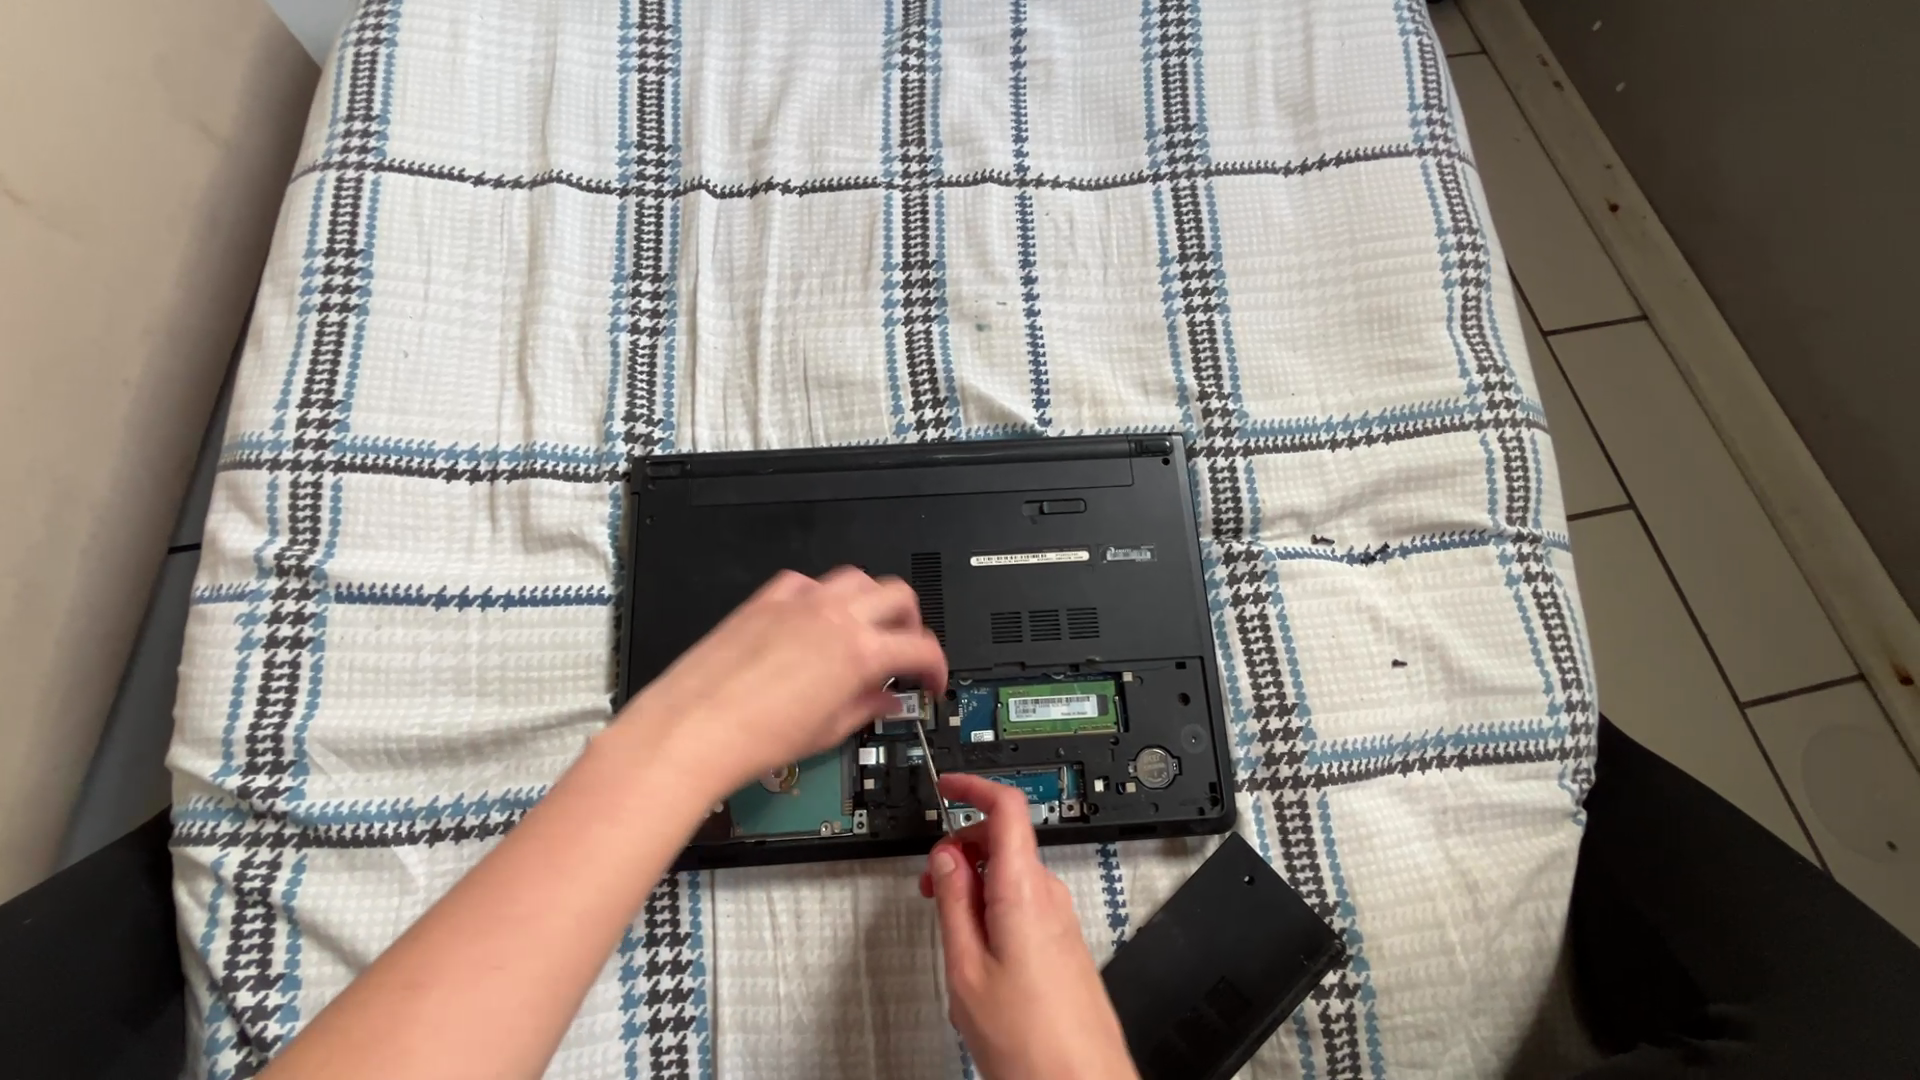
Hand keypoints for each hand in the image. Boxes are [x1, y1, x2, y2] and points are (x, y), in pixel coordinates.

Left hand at [616, 567, 946, 795]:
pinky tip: (814, 618)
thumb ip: (866, 707)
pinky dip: (821, 595)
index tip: (931, 680)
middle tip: (906, 647)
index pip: (921, 647)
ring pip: (857, 578)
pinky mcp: (766, 600)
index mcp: (859, 651)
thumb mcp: (827, 731)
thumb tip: (885, 700)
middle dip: (913, 622)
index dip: (936, 666)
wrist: (693, 728)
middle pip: (898, 595)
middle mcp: (834, 616)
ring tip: (866, 626)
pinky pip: (806, 581)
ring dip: (871, 599)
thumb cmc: (752, 736)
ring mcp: (800, 602)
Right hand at [918, 774, 1138, 1079]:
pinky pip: (1024, 896)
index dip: (974, 786)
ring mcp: (1060, 914)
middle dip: (961, 848)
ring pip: (1011, 870)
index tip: (947, 786)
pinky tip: (978, 945)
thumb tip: (943, 859)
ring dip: (975, 881)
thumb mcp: (966, 970)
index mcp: (1023, 889)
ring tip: (951, 928)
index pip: (1006, 806)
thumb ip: (953, 904)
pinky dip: (994, 902)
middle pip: (1002, 838)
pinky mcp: (1063, 936)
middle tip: (931, 884)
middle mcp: (1048, 893)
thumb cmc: (1030, 1041)